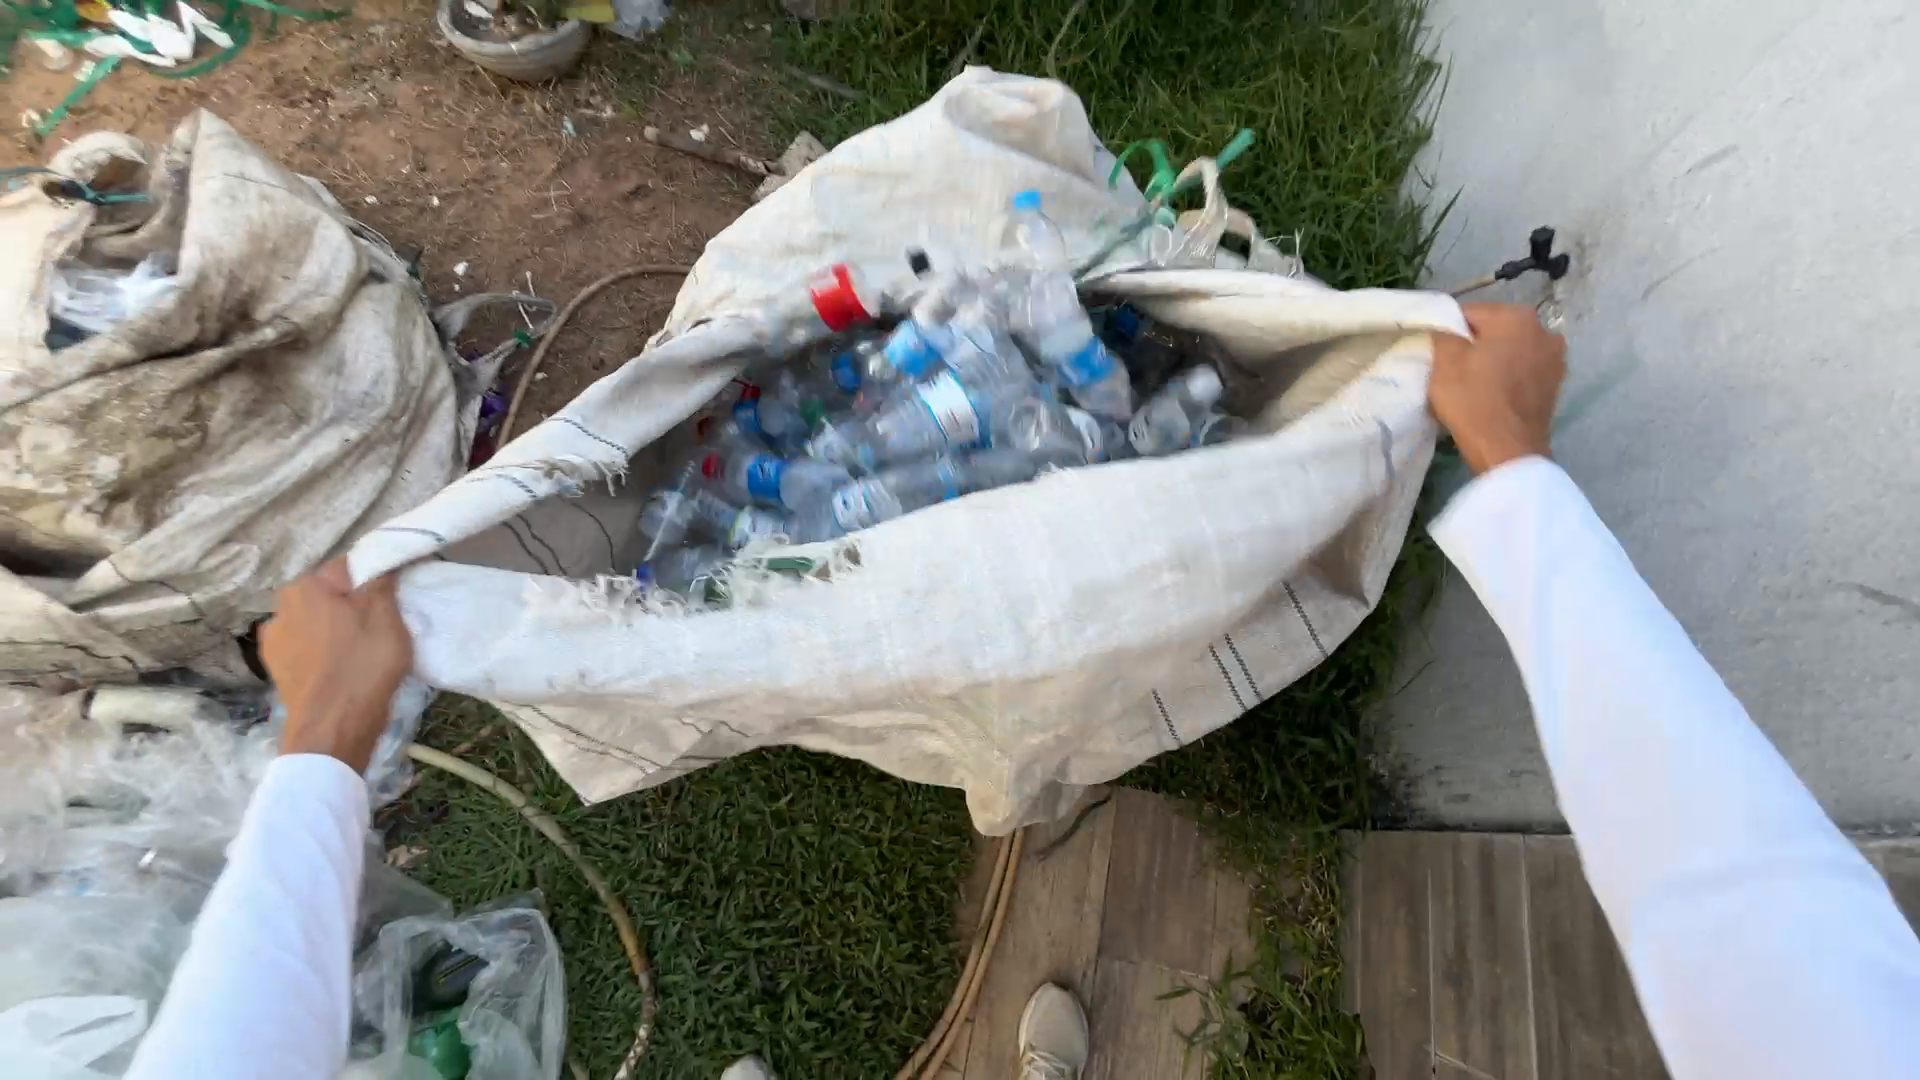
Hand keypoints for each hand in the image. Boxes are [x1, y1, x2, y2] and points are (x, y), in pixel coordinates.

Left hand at [260, 559, 413, 771]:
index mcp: (307, 587)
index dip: (377, 576)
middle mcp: (282, 606)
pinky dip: (325, 647)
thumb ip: (381, 581)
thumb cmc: (364, 662)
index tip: (397, 593)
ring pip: (318, 619)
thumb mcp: (386, 615)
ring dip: (338, 624)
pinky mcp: (277, 664)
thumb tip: (382, 561)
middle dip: (354, 600)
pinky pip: (308, 643)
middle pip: (329, 593)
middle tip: (384, 620)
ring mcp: (274, 638)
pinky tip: (343, 662)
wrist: (334, 722)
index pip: (349, 566)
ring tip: (364, 645)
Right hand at [1429, 303, 1566, 473]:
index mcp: (1515, 317)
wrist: (1507, 446)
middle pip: (1495, 328)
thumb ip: (1443, 335)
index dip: (1447, 330)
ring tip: (1474, 380)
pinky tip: (1494, 391)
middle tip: (1451, 367)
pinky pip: (1524, 366)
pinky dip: (1508, 373)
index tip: (1435, 351)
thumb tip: (1445, 327)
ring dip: (1493, 357)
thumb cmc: (1472, 400)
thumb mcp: (1444, 363)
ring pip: (1511, 347)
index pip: (1470, 312)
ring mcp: (1555, 355)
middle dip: (1474, 342)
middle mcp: (1543, 328)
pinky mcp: (1556, 379)